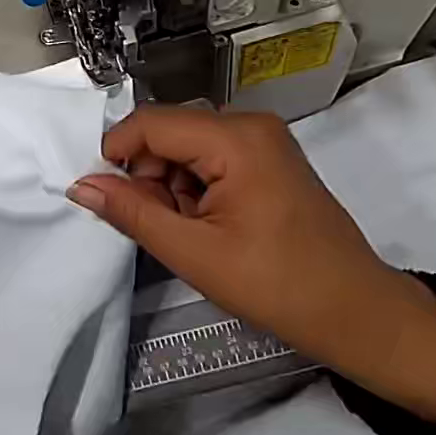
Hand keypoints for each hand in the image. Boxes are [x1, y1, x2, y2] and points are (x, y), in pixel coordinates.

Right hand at [67, 107, 435, 420]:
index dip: (117, 153)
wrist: (354, 311)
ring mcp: (265, 138)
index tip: (105, 196)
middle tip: (158, 225)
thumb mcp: (193, 252)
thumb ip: (132, 212)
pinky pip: (214, 156)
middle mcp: (251, 123)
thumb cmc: (275, 284)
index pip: (152, 123)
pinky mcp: (271, 157)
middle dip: (149, 174)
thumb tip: (81, 184)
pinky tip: (209, 223)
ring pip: (189, 145)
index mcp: (235, 137)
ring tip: (189, 231)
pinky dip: (197, 185)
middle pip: (172, 131)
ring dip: (172, 183)